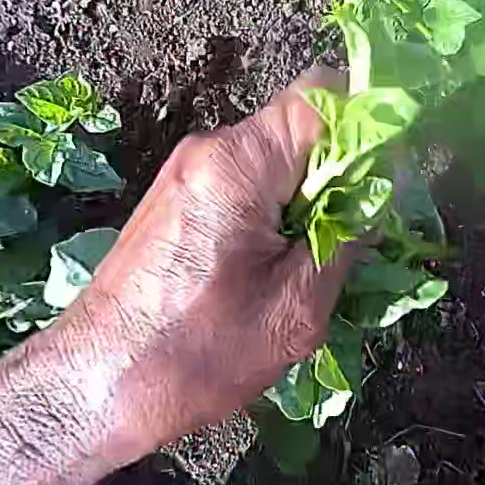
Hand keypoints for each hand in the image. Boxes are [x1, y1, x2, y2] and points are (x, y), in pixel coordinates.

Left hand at [28, 67, 352, 463]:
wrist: (87, 390)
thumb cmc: (194, 354)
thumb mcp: (296, 308)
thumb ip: (349, 235)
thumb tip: (383, 186)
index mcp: (240, 164)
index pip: (321, 94)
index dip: (371, 115)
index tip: (397, 162)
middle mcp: (212, 149)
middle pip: (304, 124)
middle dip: (347, 164)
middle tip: (366, 225)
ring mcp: (192, 170)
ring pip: (282, 154)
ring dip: (317, 190)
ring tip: (325, 252)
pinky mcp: (184, 195)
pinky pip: (254, 178)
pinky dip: (285, 204)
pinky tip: (287, 258)